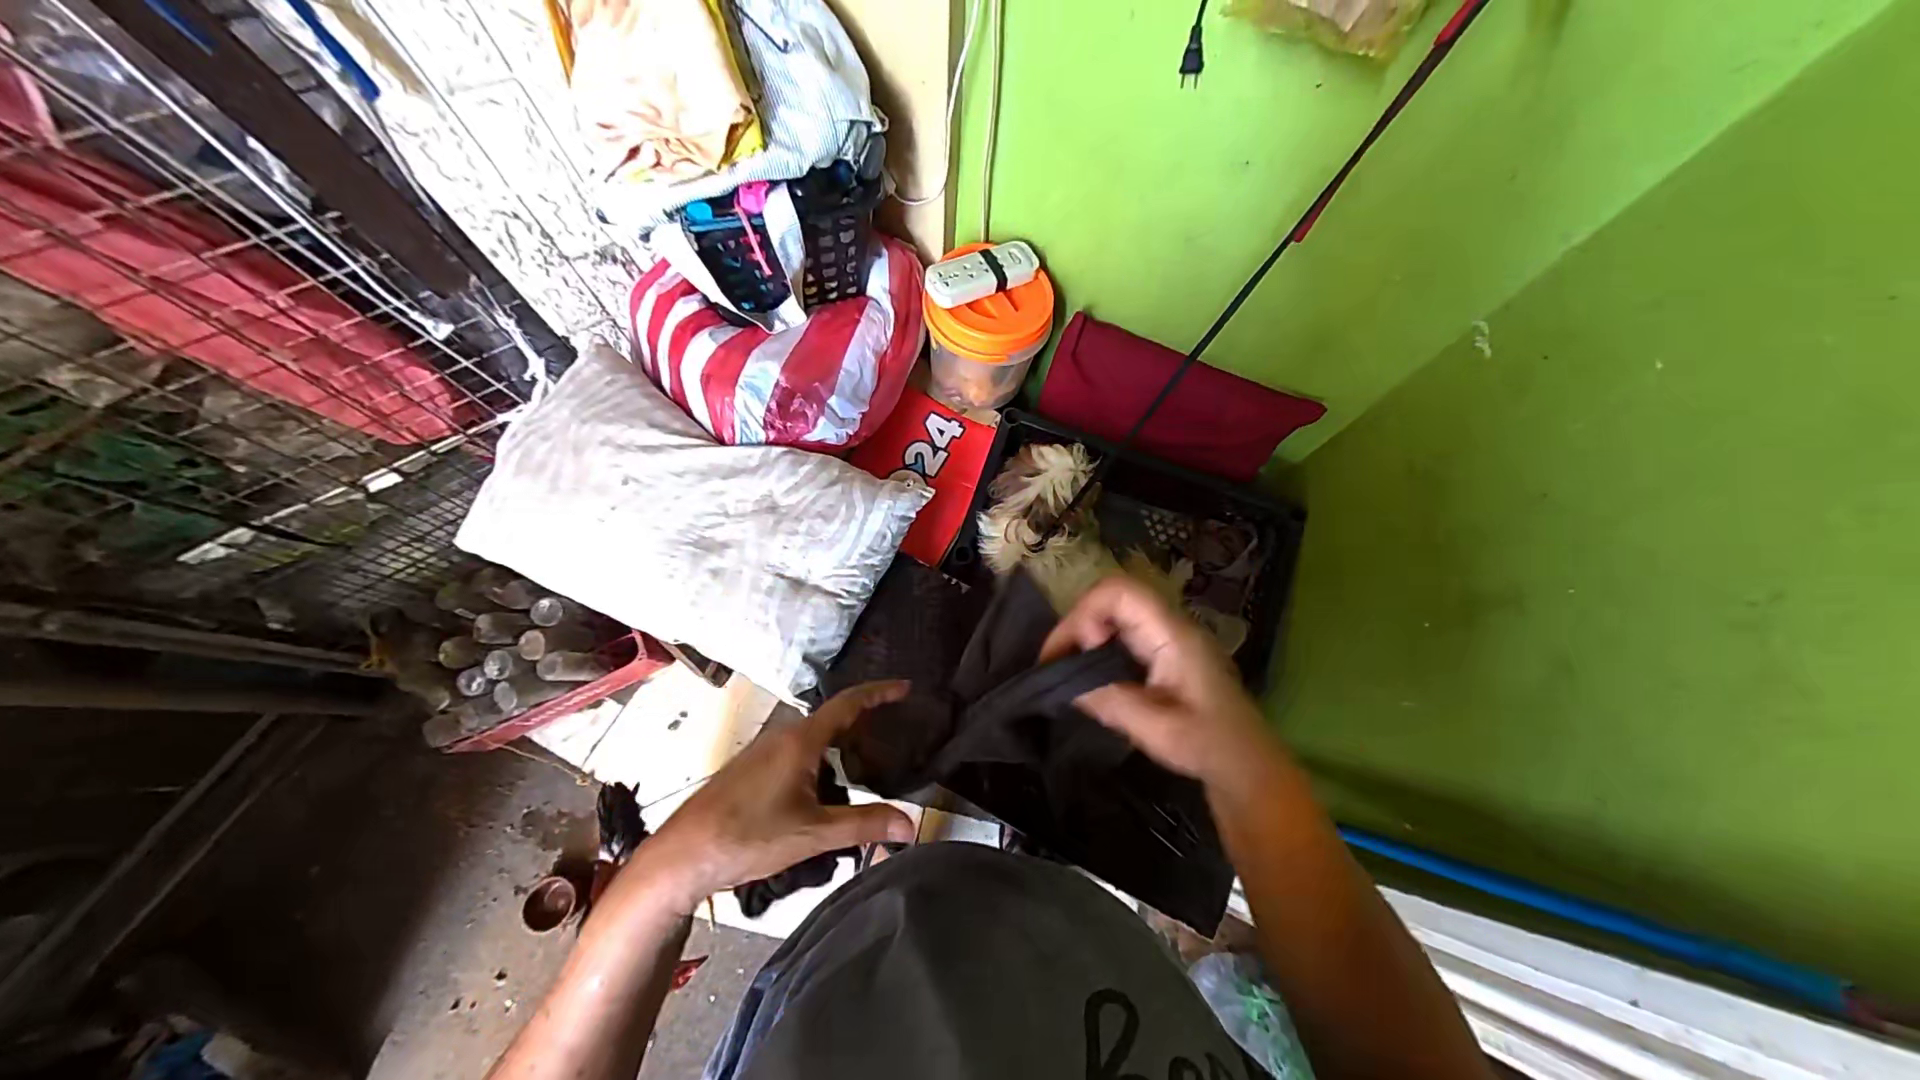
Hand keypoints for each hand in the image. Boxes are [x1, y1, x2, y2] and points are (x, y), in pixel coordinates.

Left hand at [641, 682, 917, 913]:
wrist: (681, 857)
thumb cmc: (747, 836)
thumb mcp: (813, 833)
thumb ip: (864, 825)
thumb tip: (911, 825)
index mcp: (800, 740)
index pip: (848, 703)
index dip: (879, 693)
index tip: (904, 688)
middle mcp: (782, 736)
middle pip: (832, 720)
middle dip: (864, 724)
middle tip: (895, 736)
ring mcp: (763, 752)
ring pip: (813, 740)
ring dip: (841, 748)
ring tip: (867, 768)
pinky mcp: (751, 770)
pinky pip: (797, 753)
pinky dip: (821, 762)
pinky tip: (827, 792)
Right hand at [1041, 576, 1282, 793]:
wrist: (1247, 764)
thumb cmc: (1208, 744)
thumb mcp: (1156, 729)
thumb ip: (1109, 700)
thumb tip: (1062, 685)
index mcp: (1172, 635)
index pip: (1120, 592)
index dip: (1085, 613)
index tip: (1071, 654)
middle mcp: (1169, 625)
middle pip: (1112, 598)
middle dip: (1078, 625)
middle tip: (1060, 664)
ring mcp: (1168, 637)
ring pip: (1114, 613)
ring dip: (1085, 635)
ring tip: (1066, 670)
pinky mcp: (1164, 652)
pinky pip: (1123, 632)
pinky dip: (1098, 646)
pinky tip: (1088, 675)